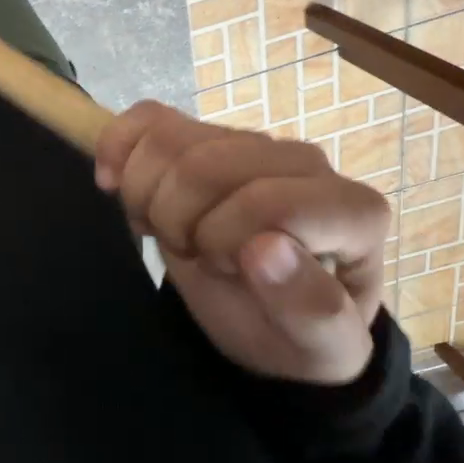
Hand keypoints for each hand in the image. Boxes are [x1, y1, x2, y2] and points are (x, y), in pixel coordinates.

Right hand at [93, 102, 389, 384]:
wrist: (264, 315)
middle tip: (190, 253)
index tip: (227, 271)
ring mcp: (248, 143)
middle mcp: (303, 163)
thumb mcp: (316, 345)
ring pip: (167, 139)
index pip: (266, 202)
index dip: (223, 240)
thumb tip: (264, 247)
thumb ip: (308, 306)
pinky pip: (145, 117)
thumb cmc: (292, 331)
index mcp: (349, 211)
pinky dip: (116, 149)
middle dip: (175, 220)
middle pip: (203, 165)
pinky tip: (115, 183)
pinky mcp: (202, 135)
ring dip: (144, 194)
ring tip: (166, 227)